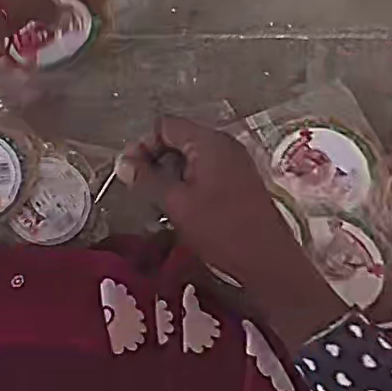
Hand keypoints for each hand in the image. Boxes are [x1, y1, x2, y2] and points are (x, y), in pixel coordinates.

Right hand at [123, 116, 349, 353]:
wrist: (269, 264)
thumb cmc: (221, 230)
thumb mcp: (176, 203)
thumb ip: (146, 179)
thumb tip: (122, 163)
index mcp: (209, 142)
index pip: (164, 126)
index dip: (143, 145)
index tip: (130, 172)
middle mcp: (224, 145)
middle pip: (177, 139)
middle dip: (155, 161)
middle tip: (139, 189)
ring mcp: (235, 163)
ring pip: (190, 158)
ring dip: (169, 176)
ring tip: (157, 204)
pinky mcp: (240, 182)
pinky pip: (205, 172)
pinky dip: (187, 185)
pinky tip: (178, 209)